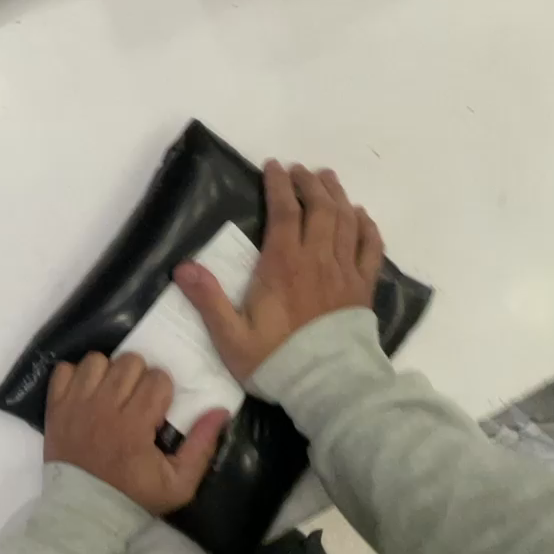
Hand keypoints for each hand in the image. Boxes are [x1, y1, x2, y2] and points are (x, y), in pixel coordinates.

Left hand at [43, 352, 229, 515]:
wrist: (85, 511)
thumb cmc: (133, 496)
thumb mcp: (178, 484)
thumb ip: (201, 446)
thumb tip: (221, 410)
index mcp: (134, 424)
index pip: (157, 379)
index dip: (162, 391)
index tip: (157, 410)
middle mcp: (103, 407)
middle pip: (129, 362)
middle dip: (139, 377)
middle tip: (137, 400)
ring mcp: (75, 404)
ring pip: (97, 360)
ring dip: (108, 373)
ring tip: (111, 394)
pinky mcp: (55, 406)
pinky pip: (64, 370)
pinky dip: (75, 376)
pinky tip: (85, 393)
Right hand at [174, 162, 382, 382]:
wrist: (327, 386)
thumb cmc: (274, 360)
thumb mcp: (230, 335)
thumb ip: (208, 299)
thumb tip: (182, 267)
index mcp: (282, 265)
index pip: (284, 212)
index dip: (279, 186)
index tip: (273, 166)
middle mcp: (317, 260)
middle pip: (320, 208)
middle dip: (309, 184)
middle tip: (299, 170)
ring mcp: (344, 272)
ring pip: (346, 221)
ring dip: (336, 195)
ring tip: (327, 179)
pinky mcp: (363, 289)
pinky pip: (371, 248)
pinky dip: (366, 226)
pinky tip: (360, 216)